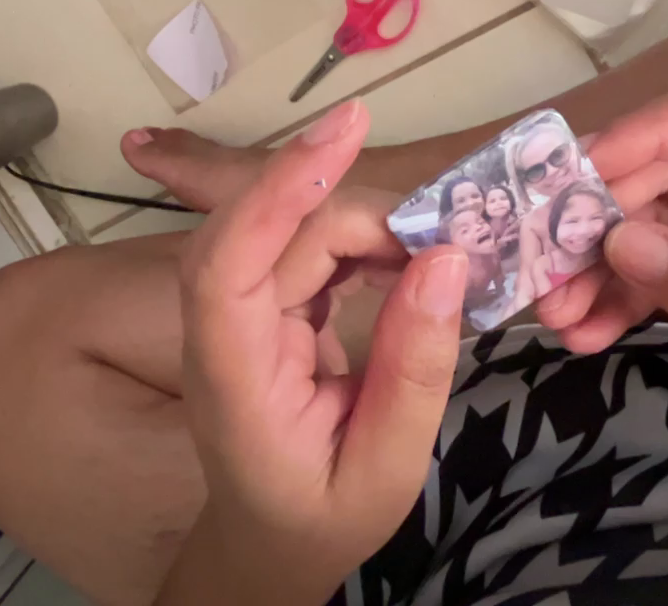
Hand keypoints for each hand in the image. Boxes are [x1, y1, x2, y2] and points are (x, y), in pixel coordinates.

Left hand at [156, 101, 468, 605]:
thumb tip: (446, 259)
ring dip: (370, 224)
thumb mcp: (387, 469)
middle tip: (444, 239)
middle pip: (276, 229)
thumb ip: (413, 371)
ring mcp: (239, 307)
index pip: (227, 264)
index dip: (279, 188)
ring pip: (296, 224)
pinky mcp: (265, 296)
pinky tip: (403, 258)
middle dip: (361, 213)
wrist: (271, 536)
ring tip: (432, 253)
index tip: (346, 131)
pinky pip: (309, 240)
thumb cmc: (322, 516)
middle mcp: (220, 328)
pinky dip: (364, 237)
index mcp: (232, 380)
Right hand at [559, 82, 667, 504]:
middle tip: (546, 253)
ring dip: (593, 259)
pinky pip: (647, 267)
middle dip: (604, 210)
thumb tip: (621, 242)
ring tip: (554, 309)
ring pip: (644, 218)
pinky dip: (610, 294)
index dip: (654, 130)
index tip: (586, 166)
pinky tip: (583, 331)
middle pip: (667, 169)